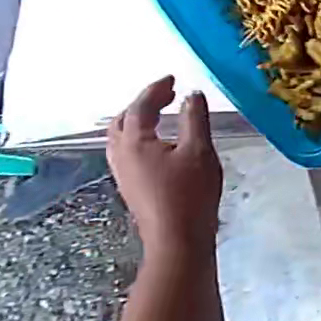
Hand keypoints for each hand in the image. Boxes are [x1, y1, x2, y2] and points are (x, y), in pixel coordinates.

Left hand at [106, 76, 222, 256]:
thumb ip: (195, 118)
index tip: (172, 78)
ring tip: (162, 113)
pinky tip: (161, 142)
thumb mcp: (199, 150)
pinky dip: (141, 136)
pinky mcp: (132, 187)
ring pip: (122, 138)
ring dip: (139, 120)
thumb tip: (192, 95)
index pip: (141, 107)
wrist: (178, 242)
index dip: (156, 89)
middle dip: (143, 103)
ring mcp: (124, 174)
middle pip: (123, 121)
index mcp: (134, 143)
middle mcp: (122, 156)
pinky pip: (128, 151)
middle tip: (166, 93)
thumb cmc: (189, 194)